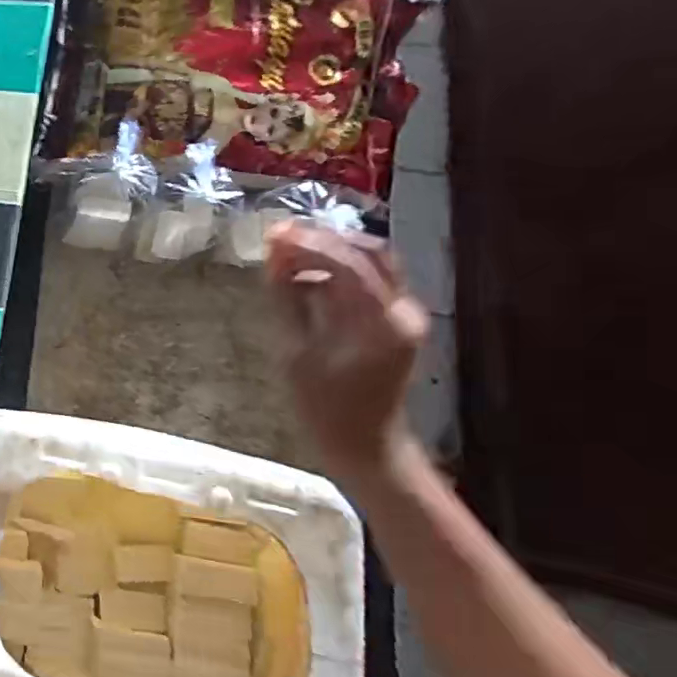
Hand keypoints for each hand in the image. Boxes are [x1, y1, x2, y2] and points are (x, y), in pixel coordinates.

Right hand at [265, 223, 429, 481]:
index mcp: (381, 321)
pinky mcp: (396, 322)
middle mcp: (403, 310)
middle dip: (323, 239)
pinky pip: (368, 282)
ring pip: (371, 263)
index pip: (349, 262)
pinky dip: (336, 272)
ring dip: (329, 253)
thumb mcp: (294, 351)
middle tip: (279, 238)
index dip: (309, 242)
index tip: (272, 232)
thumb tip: (275, 258)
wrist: (365, 444)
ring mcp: (404, 315)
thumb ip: (287, 299)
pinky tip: (304, 279)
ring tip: (285, 256)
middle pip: (370, 252)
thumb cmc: (323, 406)